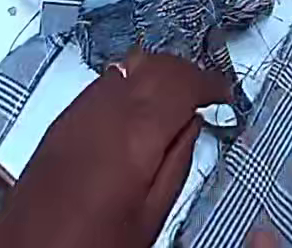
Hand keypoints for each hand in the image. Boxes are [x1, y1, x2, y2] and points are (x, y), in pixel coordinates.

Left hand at [0, 52, 230, 247]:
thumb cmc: (95, 245)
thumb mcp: (150, 217)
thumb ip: (177, 163)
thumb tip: (194, 121)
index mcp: (136, 130)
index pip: (181, 82)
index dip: (208, 82)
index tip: (225, 93)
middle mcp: (109, 104)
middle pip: (157, 63)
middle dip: (186, 71)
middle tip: (207, 92)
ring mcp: (83, 103)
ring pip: (132, 62)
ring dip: (159, 69)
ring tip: (179, 95)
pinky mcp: (66, 112)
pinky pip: (110, 77)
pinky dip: (133, 77)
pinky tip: (142, 102)